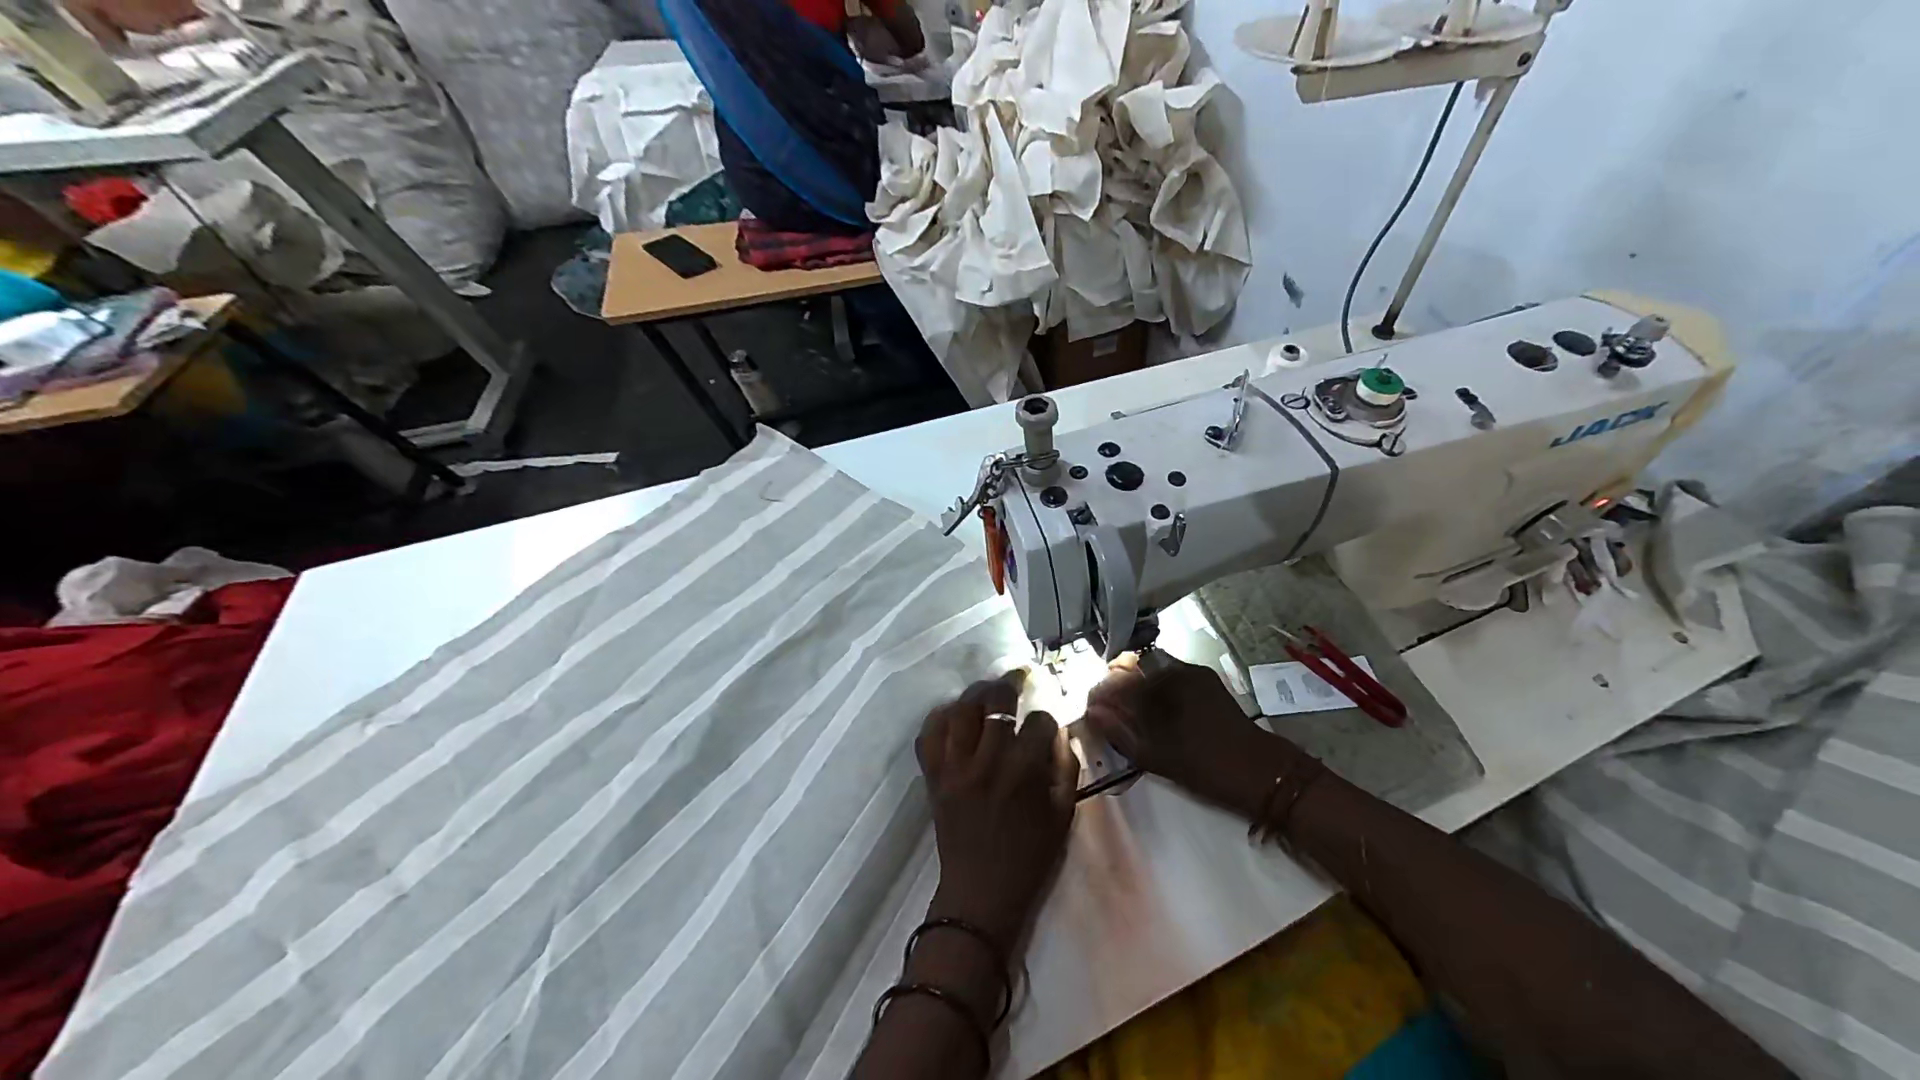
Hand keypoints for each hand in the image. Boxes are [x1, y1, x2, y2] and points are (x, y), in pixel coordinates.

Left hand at [916, 673, 1076, 949]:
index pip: (1038, 722)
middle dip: (1010, 683)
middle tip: (1018, 678)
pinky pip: (929, 733)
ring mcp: (954, 767)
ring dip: (977, 693)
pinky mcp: (932, 776)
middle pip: (995, 701)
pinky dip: (941, 717)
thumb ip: (1065, 768)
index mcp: (1024, 774)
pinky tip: (956, 715)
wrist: (980, 895)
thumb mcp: (1063, 816)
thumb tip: (1059, 731)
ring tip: (988, 692)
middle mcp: (987, 762)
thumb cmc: (1029, 858)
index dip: (1046, 717)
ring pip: (961, 709)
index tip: (1046, 720)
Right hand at [1083, 653, 1298, 816]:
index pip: (1119, 676)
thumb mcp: (1158, 755)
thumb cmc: (1209, 766)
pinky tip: (1151, 720)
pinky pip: (1169, 684)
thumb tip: (1092, 712)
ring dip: (1135, 694)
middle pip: (1134, 670)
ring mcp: (1195, 677)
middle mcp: (1180, 669)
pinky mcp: (1206, 688)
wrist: (1267, 776)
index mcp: (1167, 680)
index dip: (1101, 693)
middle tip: (1106, 717)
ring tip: (1126, 721)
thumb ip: (1120, 732)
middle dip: (1116, 691)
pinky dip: (1154, 697)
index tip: (1091, 711)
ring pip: (1151, 677)